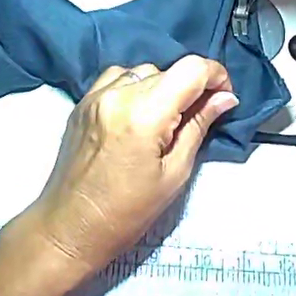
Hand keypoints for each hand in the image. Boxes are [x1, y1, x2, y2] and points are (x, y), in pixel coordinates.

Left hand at [21, 56, 238, 271]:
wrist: (69, 226)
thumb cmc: (126, 212)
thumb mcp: (174, 174)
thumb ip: (198, 127)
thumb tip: (225, 98)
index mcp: (143, 113)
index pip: (191, 69)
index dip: (216, 77)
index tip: (224, 97)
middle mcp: (117, 94)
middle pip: (169, 69)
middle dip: (191, 88)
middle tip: (197, 118)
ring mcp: (94, 96)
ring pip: (142, 72)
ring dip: (162, 87)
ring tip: (166, 120)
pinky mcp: (82, 103)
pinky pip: (117, 79)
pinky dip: (135, 88)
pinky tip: (139, 114)